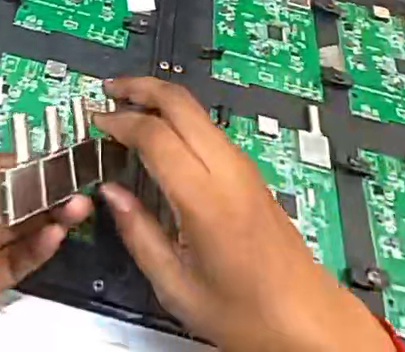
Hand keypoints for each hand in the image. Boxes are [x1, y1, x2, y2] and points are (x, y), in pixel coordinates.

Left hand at [0, 155, 91, 351]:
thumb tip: (18, 188)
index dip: (18, 164)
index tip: (51, 163)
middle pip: (6, 196)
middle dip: (39, 189)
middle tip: (73, 183)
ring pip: (16, 227)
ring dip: (46, 217)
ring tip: (76, 207)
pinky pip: (14, 261)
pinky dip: (36, 249)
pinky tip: (55, 236)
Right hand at [93, 78, 388, 351]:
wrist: (309, 319)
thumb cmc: (243, 313)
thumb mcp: (178, 288)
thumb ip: (139, 234)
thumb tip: (109, 193)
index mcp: (206, 197)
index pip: (155, 134)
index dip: (120, 122)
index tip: (95, 121)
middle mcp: (226, 166)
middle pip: (179, 101)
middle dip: (140, 86)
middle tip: (108, 90)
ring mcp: (240, 162)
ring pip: (194, 107)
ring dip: (158, 97)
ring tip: (126, 105)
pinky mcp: (247, 167)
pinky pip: (205, 125)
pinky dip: (175, 114)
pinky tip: (157, 130)